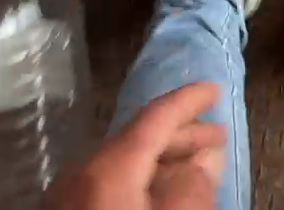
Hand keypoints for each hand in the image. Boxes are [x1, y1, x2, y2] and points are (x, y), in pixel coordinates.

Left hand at [52, 83, 224, 209]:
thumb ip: (194, 184)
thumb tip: (206, 157)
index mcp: (109, 164)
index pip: (156, 114)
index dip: (190, 99)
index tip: (216, 90)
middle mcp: (82, 170)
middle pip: (139, 137)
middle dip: (181, 133)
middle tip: (216, 136)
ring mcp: (67, 194)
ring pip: (124, 162)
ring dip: (162, 158)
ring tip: (193, 165)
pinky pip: (108, 184)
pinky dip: (139, 178)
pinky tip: (158, 190)